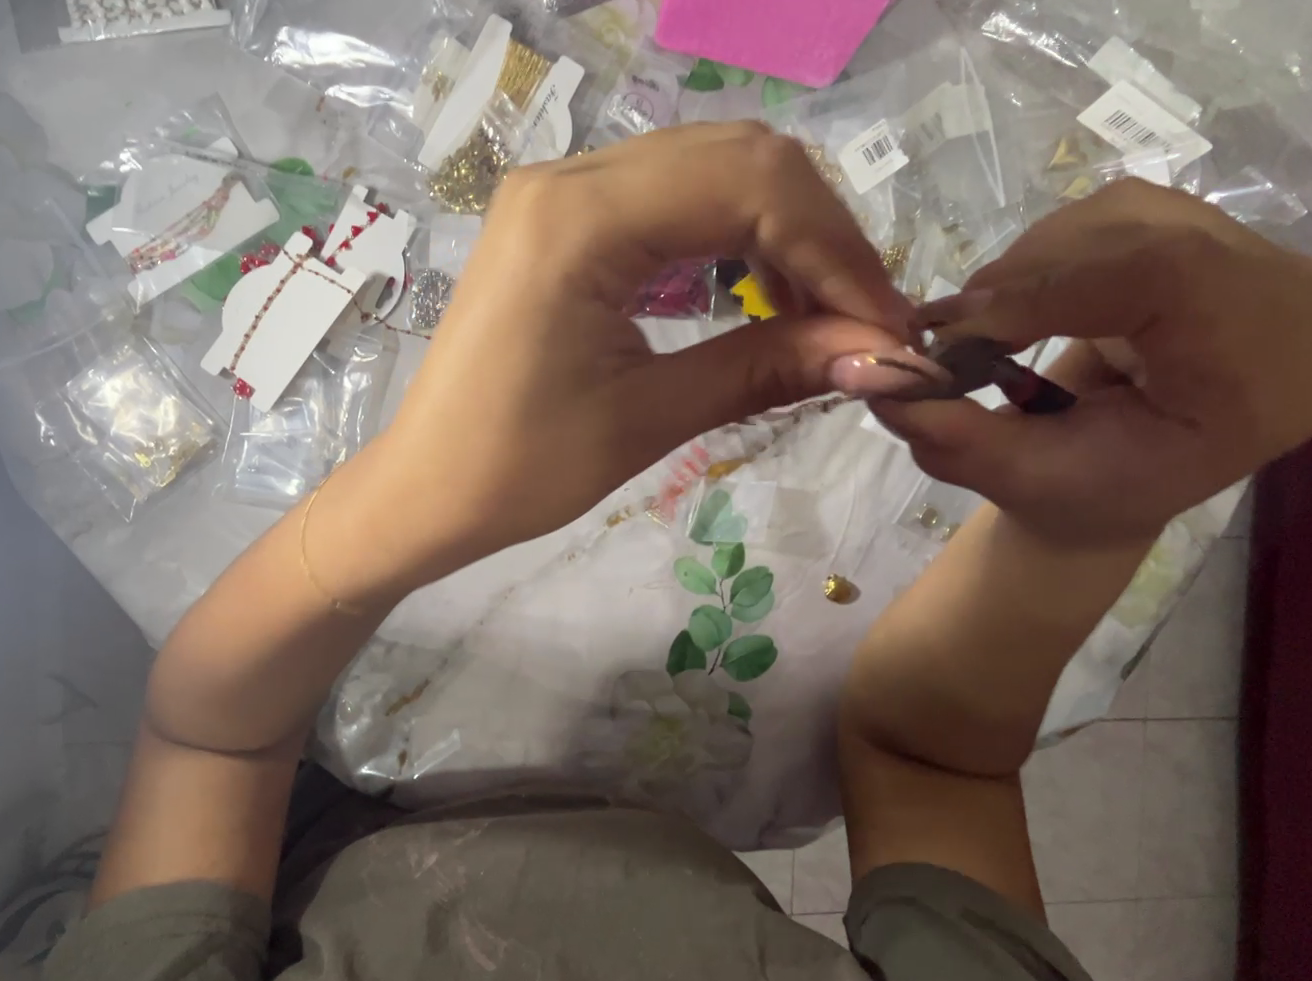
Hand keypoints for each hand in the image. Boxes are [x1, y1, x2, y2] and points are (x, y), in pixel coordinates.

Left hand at [353, 123, 913, 577]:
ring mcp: (556, 193)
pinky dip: (726, 242)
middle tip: (861, 322)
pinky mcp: (556, 221)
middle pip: (737, 159)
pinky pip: (666, 202)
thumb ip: (765, 369)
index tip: (885, 326)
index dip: (837, 252)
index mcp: (578, 219)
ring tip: (817, 320)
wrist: (425, 490)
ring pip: (707, 173)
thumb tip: (883, 352)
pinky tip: (755, 299)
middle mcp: (566, 177)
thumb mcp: (647, 419)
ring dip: (777, 236)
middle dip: (816, 237)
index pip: (751, 185)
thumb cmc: (516, 470)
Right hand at [872, 179, 1311, 549]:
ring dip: (1036, 259)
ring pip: (1130, 213)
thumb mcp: (1015, 480)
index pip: (1168, 276)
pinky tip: (1028, 297)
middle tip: (953, 324)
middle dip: (1029, 273)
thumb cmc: (1079, 499)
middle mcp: (1302, 308)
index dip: (1046, 286)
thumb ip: (950, 436)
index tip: (957, 325)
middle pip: (1148, 234)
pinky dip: (1054, 248)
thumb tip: (871, 381)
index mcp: (1272, 380)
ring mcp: (1275, 268)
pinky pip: (1128, 214)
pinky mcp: (1233, 246)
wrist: (1119, 490)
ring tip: (988, 318)